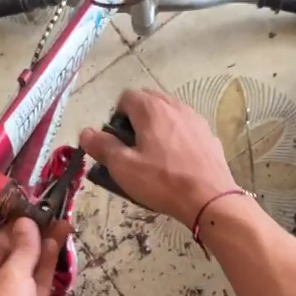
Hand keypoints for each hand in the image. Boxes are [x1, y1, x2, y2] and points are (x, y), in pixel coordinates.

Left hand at [0, 218, 62, 295]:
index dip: (14, 226)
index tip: (33, 208)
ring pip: (29, 266)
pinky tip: (57, 245)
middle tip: (51, 212)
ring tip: (62, 223)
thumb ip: (23, 249)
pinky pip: (39, 281)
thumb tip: (27, 222)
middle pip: (13, 253)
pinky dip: (48, 264)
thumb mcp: (11, 277)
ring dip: (44, 247)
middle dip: (32, 235)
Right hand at [79, 88, 237, 228]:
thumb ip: (102, 146)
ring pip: (169, 115)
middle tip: (132, 149)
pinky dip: (176, 139)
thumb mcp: (123, 167)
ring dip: (157, 128)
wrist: (209, 198)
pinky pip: (186, 129)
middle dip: (136, 119)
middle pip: (149, 102)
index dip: (116, 117)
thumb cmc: (162, 181)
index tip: (116, 141)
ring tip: (154, 157)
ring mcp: (195, 119)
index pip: (126, 97)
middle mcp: (175, 105)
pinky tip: (176, 163)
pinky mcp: (209, 136)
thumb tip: (86, 132)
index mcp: (151, 108)